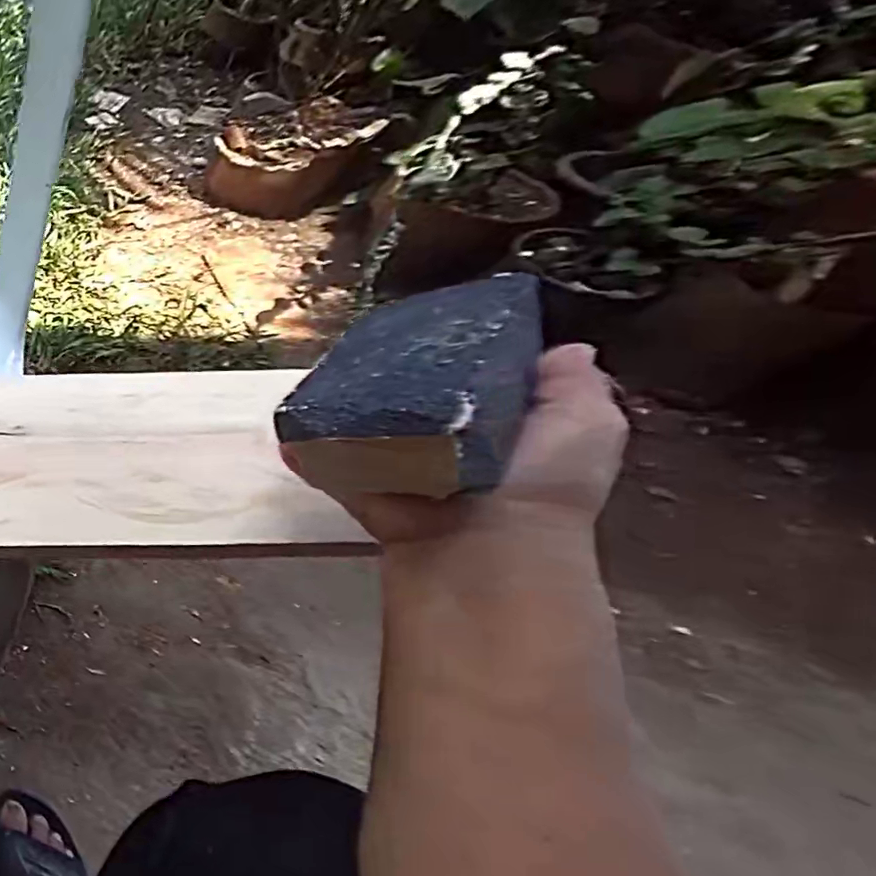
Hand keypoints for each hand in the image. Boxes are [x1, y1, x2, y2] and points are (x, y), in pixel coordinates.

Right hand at [314, 344, 627, 546]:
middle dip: (388, 378)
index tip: (429, 329)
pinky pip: (330, 463)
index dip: (451, 354)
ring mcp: (396, 470)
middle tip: (365, 349)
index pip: (467, 383)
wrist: (486, 546)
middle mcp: (442, 447)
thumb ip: (573, 384)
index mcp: (493, 427)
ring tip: (318, 380)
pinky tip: (290, 430)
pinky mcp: (361, 488)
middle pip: (407, 403)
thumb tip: (565, 348)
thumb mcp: (586, 423)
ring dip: (341, 412)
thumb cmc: (540, 481)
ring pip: (362, 431)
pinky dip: (308, 450)